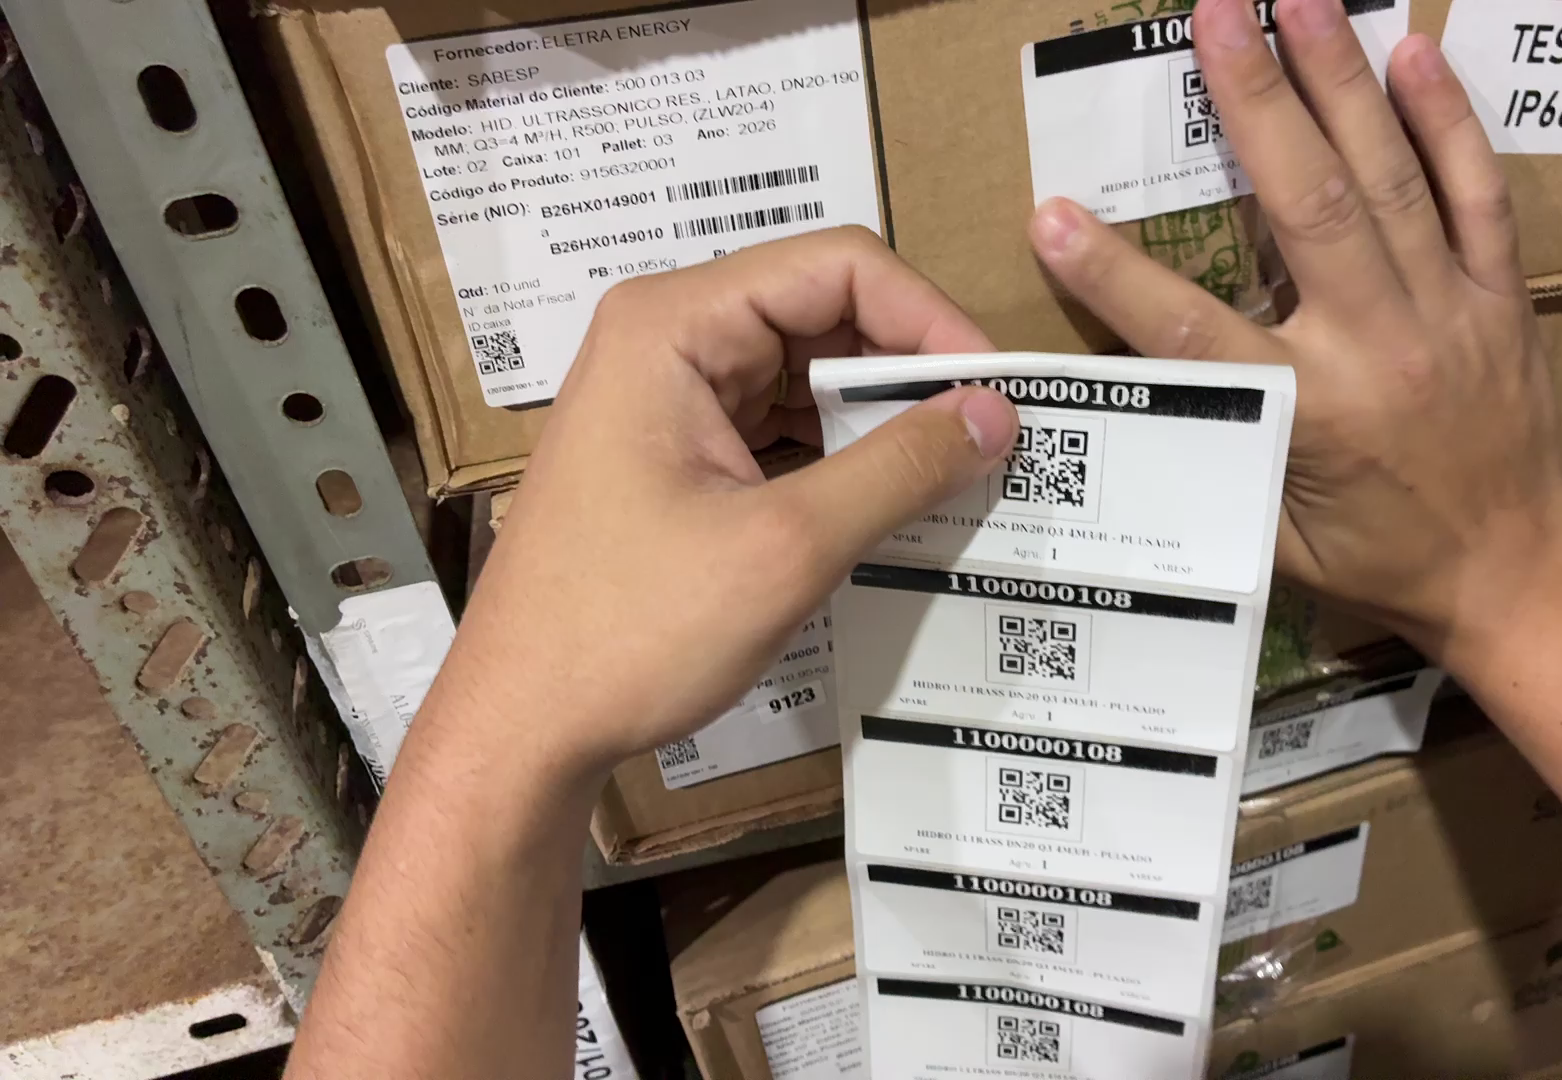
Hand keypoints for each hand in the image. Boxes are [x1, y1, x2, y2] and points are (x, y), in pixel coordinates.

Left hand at [427, 227, 1017, 780]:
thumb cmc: (637, 630)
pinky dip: (847, 455)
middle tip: (986, 437)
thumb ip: (901, 468)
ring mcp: (679, 400)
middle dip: (913, 371)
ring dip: (884, 418)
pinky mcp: (689, 454)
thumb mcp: (787, 544)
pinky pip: (788, 428)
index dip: (931, 318)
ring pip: (813, 375)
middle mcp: (675, 341)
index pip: (840, 269)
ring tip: (953, 470)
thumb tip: (998, 413)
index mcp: (680, 325)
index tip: (995, 392)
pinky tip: (891, 499)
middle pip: (828, 315)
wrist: (528, 725)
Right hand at [1027, 0, 1561, 658]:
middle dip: (1254, 104)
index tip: (1054, 218)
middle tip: (1215, 14)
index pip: (1190, 330)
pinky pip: (1478, 195)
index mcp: (1308, 414)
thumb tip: (1143, 401)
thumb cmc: (1376, 564)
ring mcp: (1449, 311)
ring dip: (1342, 81)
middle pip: (1305, 208)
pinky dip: (1447, 121)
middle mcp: (1377, 346)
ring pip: (1391, 180)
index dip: (1115, 275)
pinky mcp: (1501, 298)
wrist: (1513, 572)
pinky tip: (1416, 52)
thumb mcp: (1269, 535)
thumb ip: (1213, 460)